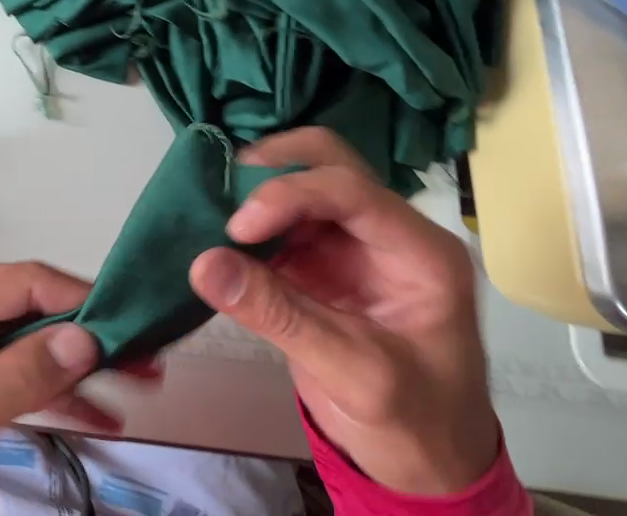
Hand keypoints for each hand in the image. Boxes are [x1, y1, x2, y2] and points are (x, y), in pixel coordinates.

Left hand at [0, 263, 126, 515]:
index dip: (80, 298)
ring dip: (76, 365)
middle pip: (30, 308)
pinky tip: (96, 412)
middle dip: (87, 335)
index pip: (23, 282)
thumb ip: (19, 376)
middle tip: (148, 362)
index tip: (133, 324)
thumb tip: (85, 339)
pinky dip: (48, 388)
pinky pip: (9, 368)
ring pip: (26, 339)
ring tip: (139, 387)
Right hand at [188, 128, 497, 495]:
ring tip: (210, 213)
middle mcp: (387, 230)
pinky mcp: (319, 258)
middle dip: (270, 168)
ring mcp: (351, 241)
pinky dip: (245, 219)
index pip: (350, 189)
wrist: (423, 466)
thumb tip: (202, 264)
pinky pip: (278, 218)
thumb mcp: (353, 375)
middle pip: (327, 160)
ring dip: (252, 190)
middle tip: (220, 194)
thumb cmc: (412, 423)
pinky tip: (215, 235)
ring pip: (298, 179)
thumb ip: (280, 316)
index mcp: (419, 251)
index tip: (237, 229)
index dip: (287, 195)